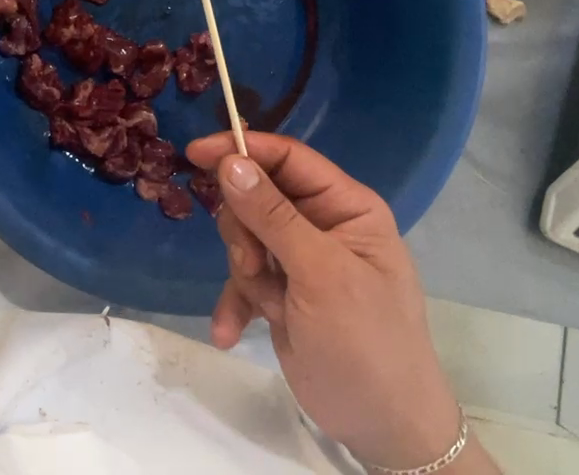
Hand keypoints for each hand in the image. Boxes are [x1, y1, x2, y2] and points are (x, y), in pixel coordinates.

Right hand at [185, 132, 493, 473]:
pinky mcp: (282, 295)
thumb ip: (272, 215)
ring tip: (268, 306)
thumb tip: (230, 161)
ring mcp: (300, 261)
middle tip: (255, 265)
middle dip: (245, 231)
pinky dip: (236, 303)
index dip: (242, 150)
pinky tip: (230, 333)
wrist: (384, 429)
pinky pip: (243, 281)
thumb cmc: (366, 341)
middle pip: (256, 196)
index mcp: (346, 207)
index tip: (194, 153)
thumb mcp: (320, 273)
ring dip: (245, 272)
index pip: (288, 158)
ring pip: (244, 238)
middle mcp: (323, 225)